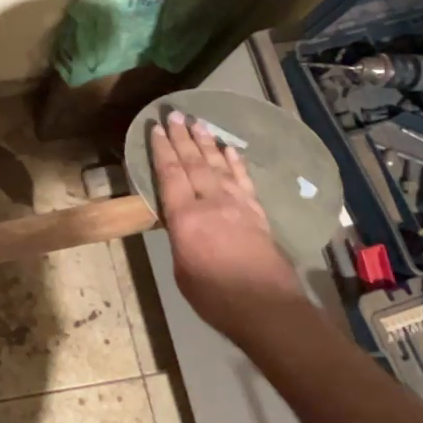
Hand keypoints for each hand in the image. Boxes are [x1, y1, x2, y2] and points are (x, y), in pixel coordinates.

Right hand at [150, 109, 299, 314]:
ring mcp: (238, 205)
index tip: (156, 128)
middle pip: (194, 163)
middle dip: (182, 137)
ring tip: (198, 123)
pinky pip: (243, 180)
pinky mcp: (257, 213)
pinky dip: (235, 162)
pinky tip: (229, 149)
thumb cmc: (215, 296)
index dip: (162, 150)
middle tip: (174, 114)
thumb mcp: (182, 269)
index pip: (170, 175)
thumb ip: (180, 237)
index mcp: (186, 218)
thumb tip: (181, 221)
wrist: (266, 307)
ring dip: (207, 143)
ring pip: (219, 166)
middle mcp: (211, 203)